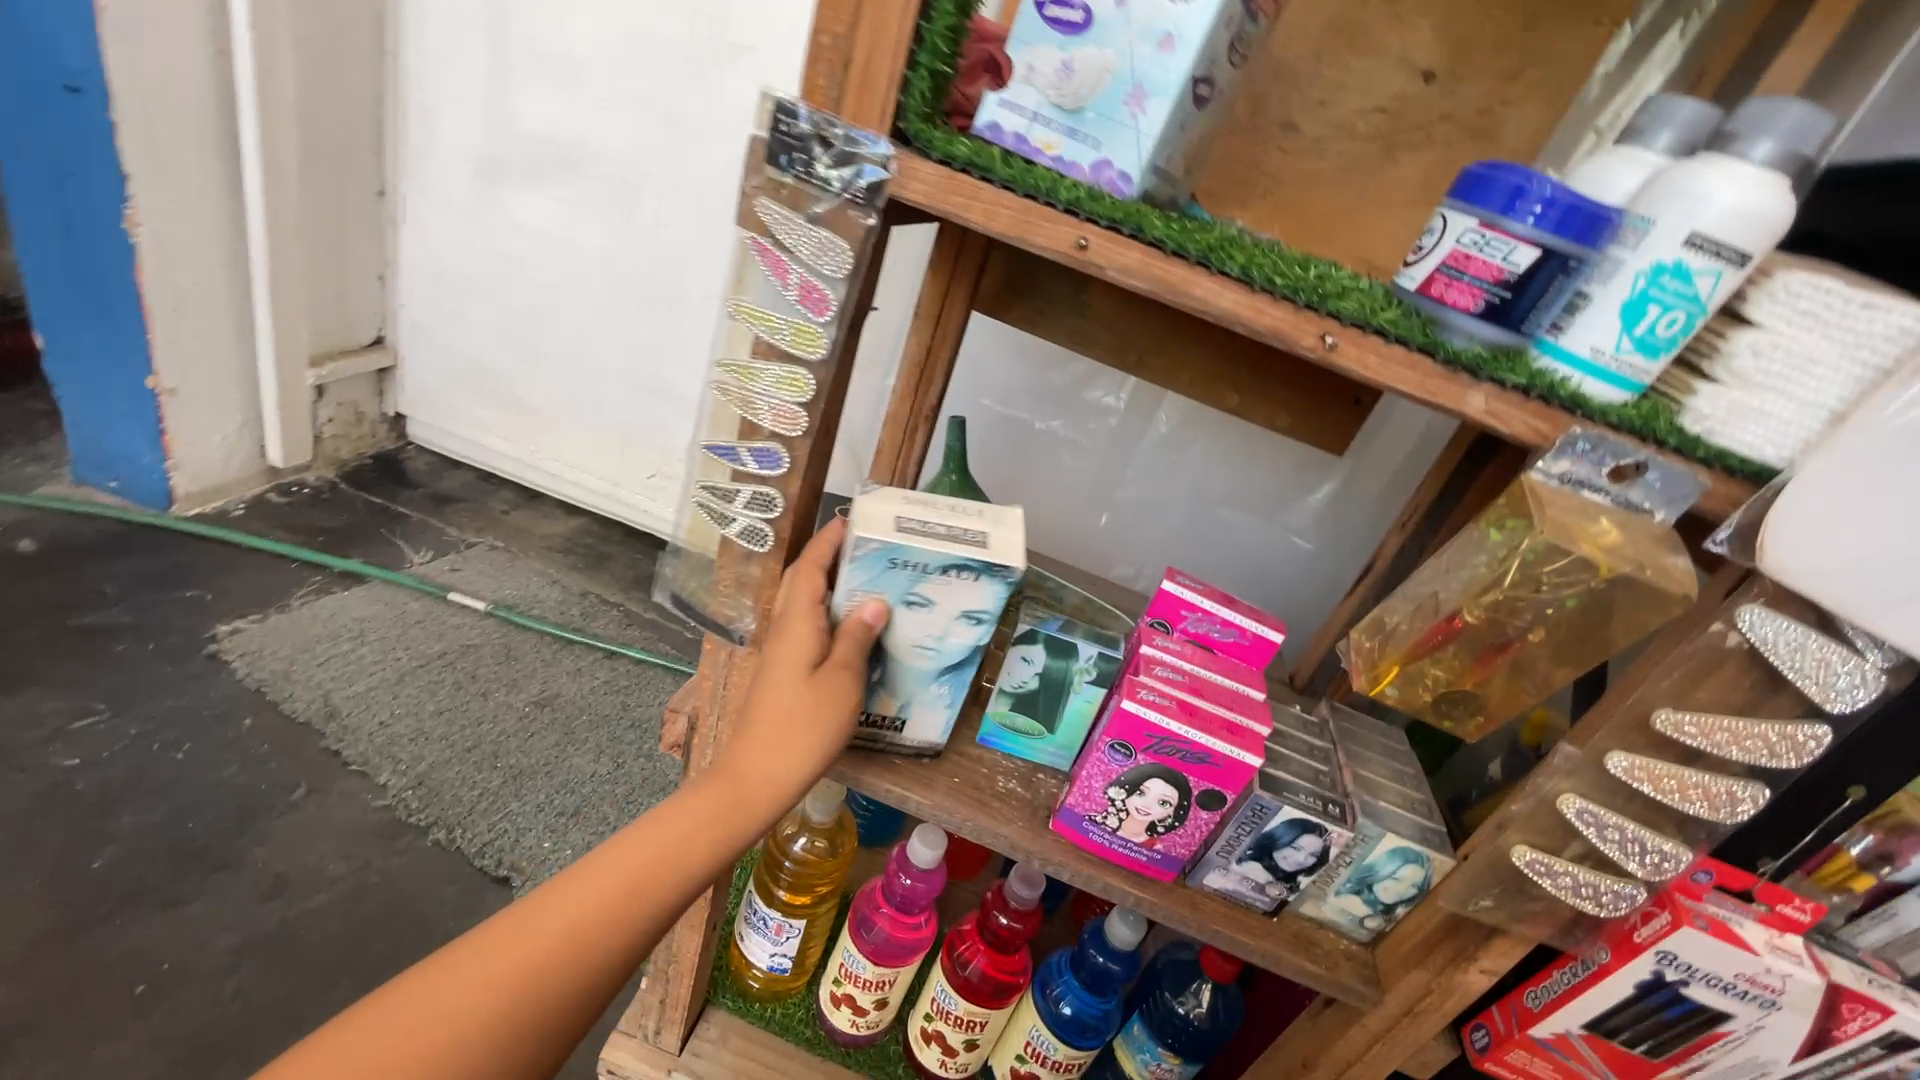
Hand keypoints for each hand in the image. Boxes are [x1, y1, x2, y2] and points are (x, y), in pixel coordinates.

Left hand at [715, 518, 888, 808]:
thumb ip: (857, 637)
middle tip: (871, 548)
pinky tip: (857, 631)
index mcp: (796, 621)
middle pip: (805, 581)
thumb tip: (875, 600)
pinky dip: (833, 618)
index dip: (829, 540)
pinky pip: (810, 631)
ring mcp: (782, 653)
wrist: (756, 778)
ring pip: (807, 607)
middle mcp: (785, 629)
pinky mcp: (785, 675)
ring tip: (873, 582)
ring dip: (834, 588)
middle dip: (832, 558)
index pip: (811, 566)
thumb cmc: (802, 728)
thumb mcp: (842, 681)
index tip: (853, 519)